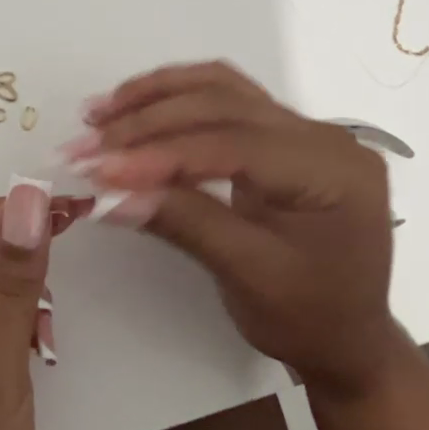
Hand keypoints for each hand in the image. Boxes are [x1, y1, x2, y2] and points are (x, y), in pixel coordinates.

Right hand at [69, 61, 398, 397]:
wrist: (347, 339)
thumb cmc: (307, 317)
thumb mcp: (248, 275)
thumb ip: (184, 223)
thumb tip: (108, 196)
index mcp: (331, 171)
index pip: (232, 143)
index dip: (158, 154)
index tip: (96, 171)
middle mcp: (324, 136)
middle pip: (224, 104)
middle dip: (146, 123)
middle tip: (82, 148)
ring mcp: (306, 133)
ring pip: (222, 90)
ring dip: (155, 99)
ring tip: (97, 115)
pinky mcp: (284, 140)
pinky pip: (227, 103)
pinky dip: (176, 102)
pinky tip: (136, 109)